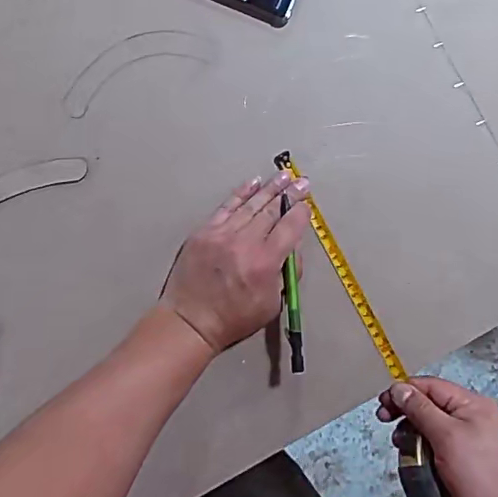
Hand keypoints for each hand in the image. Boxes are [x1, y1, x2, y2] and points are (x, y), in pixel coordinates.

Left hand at [161, 174, 311, 354]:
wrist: (191, 320)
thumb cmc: (234, 318)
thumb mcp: (272, 303)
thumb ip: (286, 272)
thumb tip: (292, 246)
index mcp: (265, 263)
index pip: (289, 229)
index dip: (300, 213)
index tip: (307, 203)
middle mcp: (244, 243)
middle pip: (271, 211)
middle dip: (289, 194)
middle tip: (301, 182)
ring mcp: (222, 234)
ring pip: (250, 205)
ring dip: (268, 188)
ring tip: (282, 176)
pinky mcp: (204, 232)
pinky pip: (226, 207)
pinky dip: (240, 193)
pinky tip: (253, 183)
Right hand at [376, 377, 497, 496]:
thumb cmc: (481, 478)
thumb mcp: (444, 437)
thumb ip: (420, 409)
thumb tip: (399, 388)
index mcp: (473, 404)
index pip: (429, 385)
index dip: (403, 392)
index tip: (383, 406)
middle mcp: (477, 415)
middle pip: (432, 403)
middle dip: (407, 412)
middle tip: (387, 423)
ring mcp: (479, 437)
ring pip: (437, 424)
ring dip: (415, 431)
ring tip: (402, 446)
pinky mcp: (476, 458)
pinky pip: (445, 443)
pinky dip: (429, 446)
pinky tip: (421, 458)